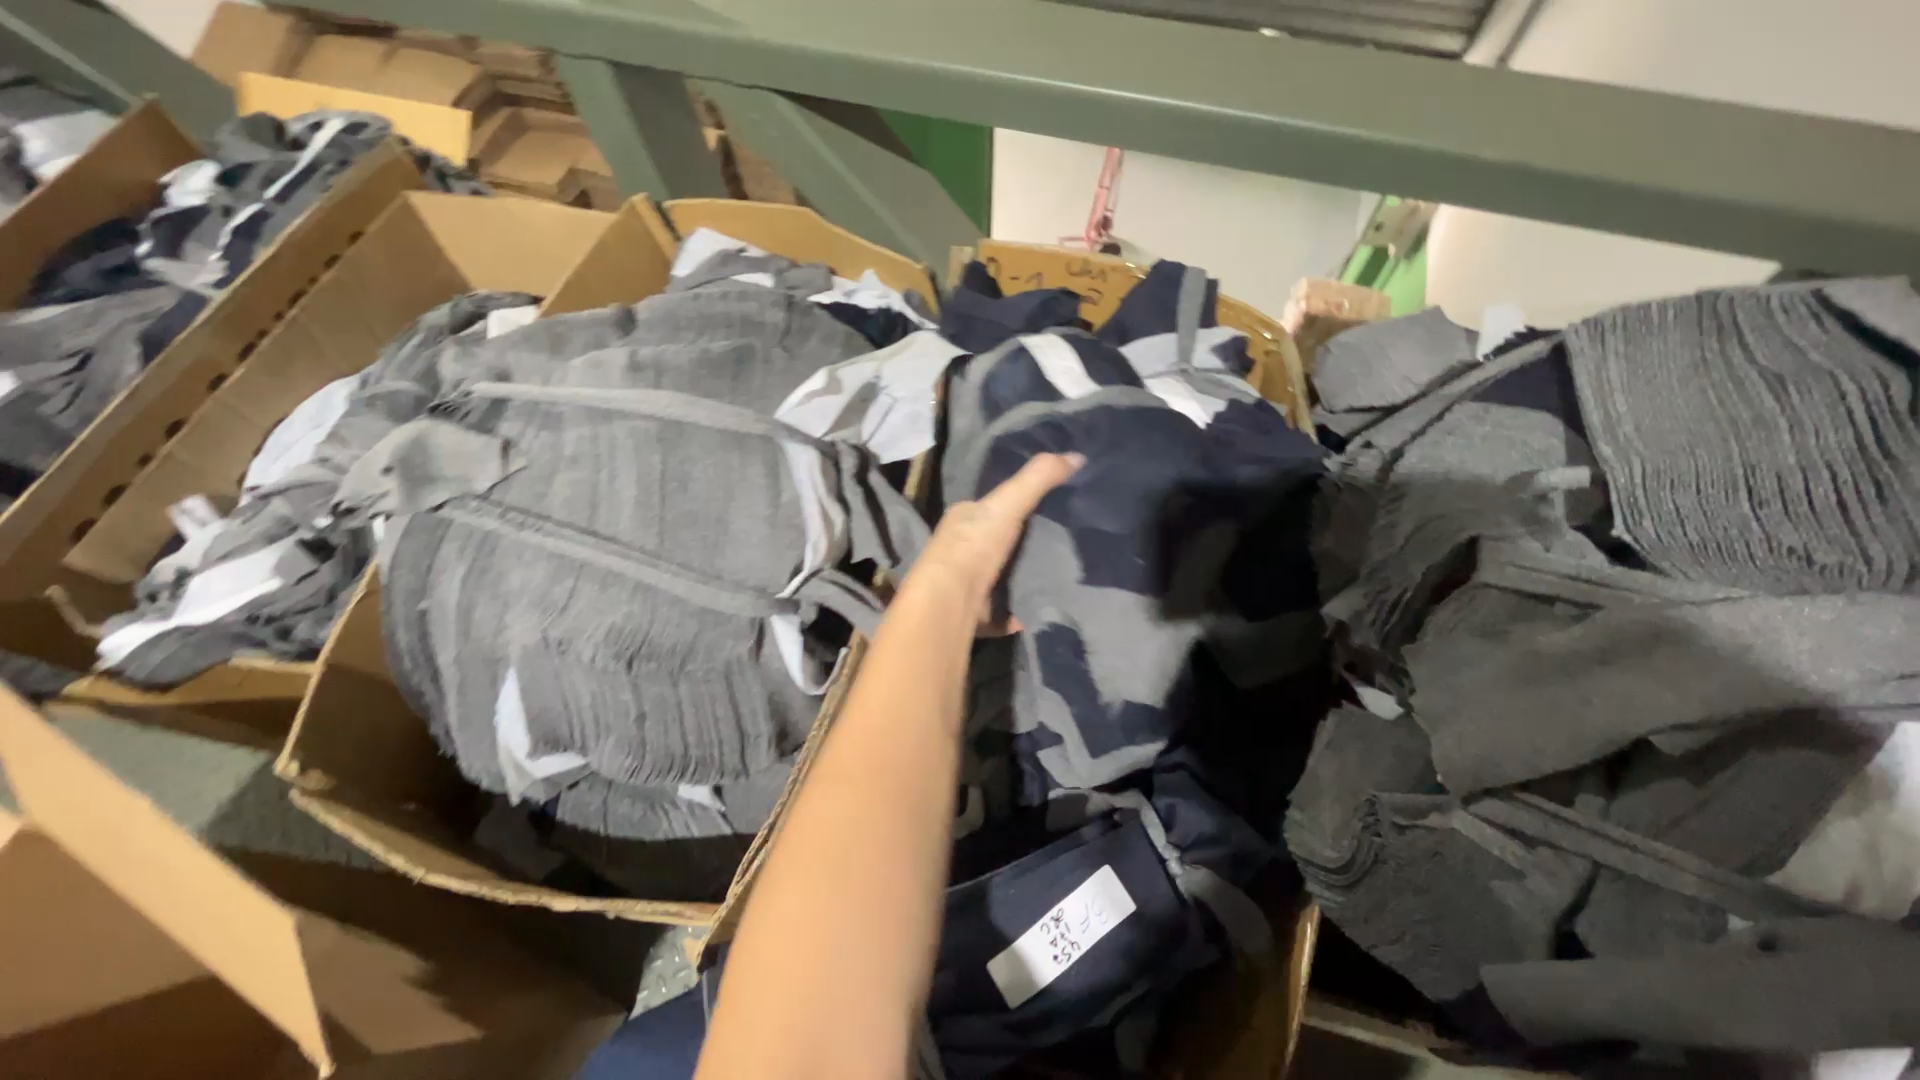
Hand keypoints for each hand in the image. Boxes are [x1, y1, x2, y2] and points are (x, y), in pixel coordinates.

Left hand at [902, 452, 1083, 627]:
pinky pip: (999, 613)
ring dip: (1020, 579)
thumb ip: (1039, 478)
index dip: (1015, 505)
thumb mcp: (1010, 502)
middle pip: (995, 543)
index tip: (1048, 508)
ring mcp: (963, 585)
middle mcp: (959, 549)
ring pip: (997, 577)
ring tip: (1056, 575)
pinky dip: (1016, 613)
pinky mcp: (972, 615)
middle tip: (1059, 545)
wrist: (950, 601)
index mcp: (963, 518)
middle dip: (1020, 545)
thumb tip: (1077, 455)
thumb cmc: (975, 545)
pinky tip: (1037, 609)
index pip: (990, 506)